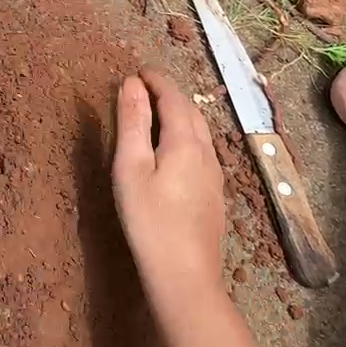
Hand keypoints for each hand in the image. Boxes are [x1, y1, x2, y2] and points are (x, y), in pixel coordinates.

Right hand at [113, 69, 225, 299]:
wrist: (185, 276)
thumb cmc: (149, 219)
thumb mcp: (130, 166)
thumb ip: (132, 122)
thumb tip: (132, 83)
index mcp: (185, 143)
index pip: (174, 99)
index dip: (157, 81)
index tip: (138, 70)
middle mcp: (206, 154)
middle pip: (191, 112)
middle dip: (169, 93)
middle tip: (144, 85)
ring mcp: (215, 176)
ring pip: (200, 131)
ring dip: (179, 112)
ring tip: (155, 110)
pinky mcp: (214, 195)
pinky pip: (202, 149)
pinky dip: (186, 133)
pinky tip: (173, 147)